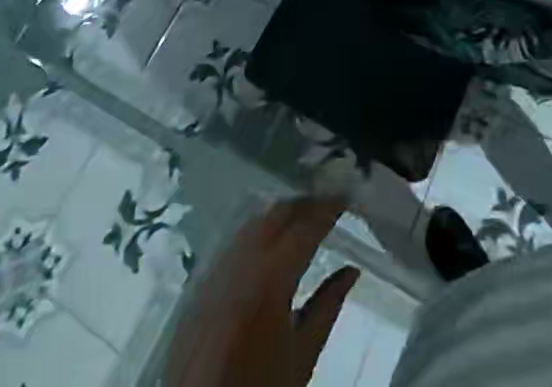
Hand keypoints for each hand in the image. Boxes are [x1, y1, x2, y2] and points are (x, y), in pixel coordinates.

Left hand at [165, 196, 360, 386]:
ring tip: (304, 218)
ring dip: (279, 215)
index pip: (303, 229)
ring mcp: (215, 273)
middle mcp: (239, 266)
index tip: (346, 196)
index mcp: (269, 281)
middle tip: (328, 202)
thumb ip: (328, 306)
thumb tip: (351, 270)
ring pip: (251, 225)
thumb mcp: (302, 357)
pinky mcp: (200, 285)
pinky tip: (270, 243)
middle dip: (302, 204)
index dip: (326, 209)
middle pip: (274, 216)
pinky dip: (256, 233)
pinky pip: (233, 244)